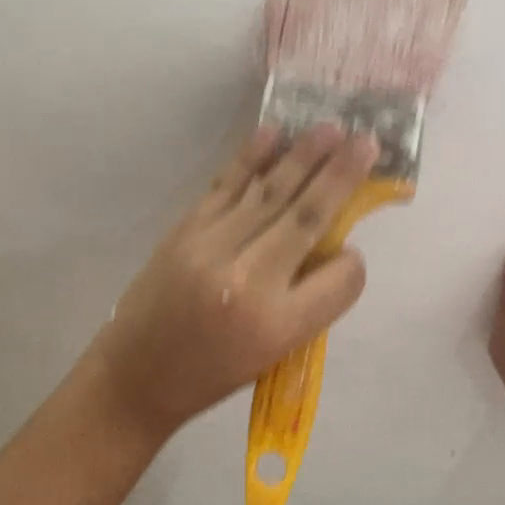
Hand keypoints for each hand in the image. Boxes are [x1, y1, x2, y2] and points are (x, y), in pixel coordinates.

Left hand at [91, 124, 379, 436]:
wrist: (136, 375)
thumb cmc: (210, 374)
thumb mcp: (271, 353)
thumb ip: (305, 303)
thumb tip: (330, 248)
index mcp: (278, 326)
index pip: (340, 279)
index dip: (353, 264)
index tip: (351, 254)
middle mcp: (250, 282)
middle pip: (308, 217)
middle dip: (342, 176)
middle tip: (368, 142)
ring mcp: (213, 249)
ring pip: (270, 192)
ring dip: (304, 156)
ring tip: (332, 129)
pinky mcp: (186, 230)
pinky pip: (227, 185)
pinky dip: (252, 157)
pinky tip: (274, 135)